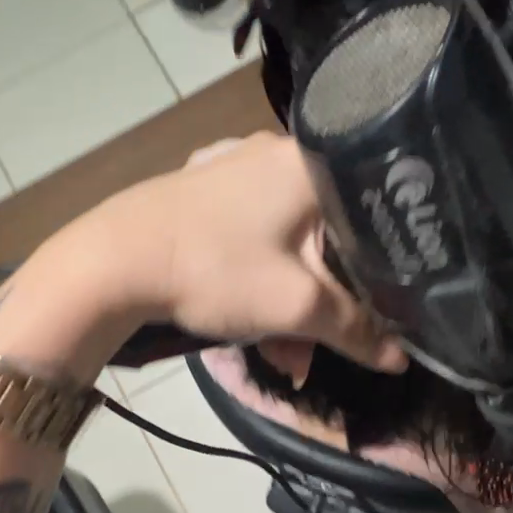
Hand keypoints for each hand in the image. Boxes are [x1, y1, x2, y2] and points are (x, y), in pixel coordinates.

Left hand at [121, 133, 407, 374]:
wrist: (112, 264)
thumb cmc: (218, 271)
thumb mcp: (299, 308)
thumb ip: (357, 332)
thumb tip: (400, 359)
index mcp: (310, 164)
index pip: (376, 216)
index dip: (387, 274)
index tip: (385, 315)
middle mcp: (278, 154)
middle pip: (334, 238)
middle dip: (331, 305)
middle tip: (319, 349)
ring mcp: (238, 170)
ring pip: (295, 246)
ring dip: (296, 306)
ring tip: (283, 357)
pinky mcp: (209, 193)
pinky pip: (260, 241)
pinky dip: (266, 285)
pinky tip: (256, 329)